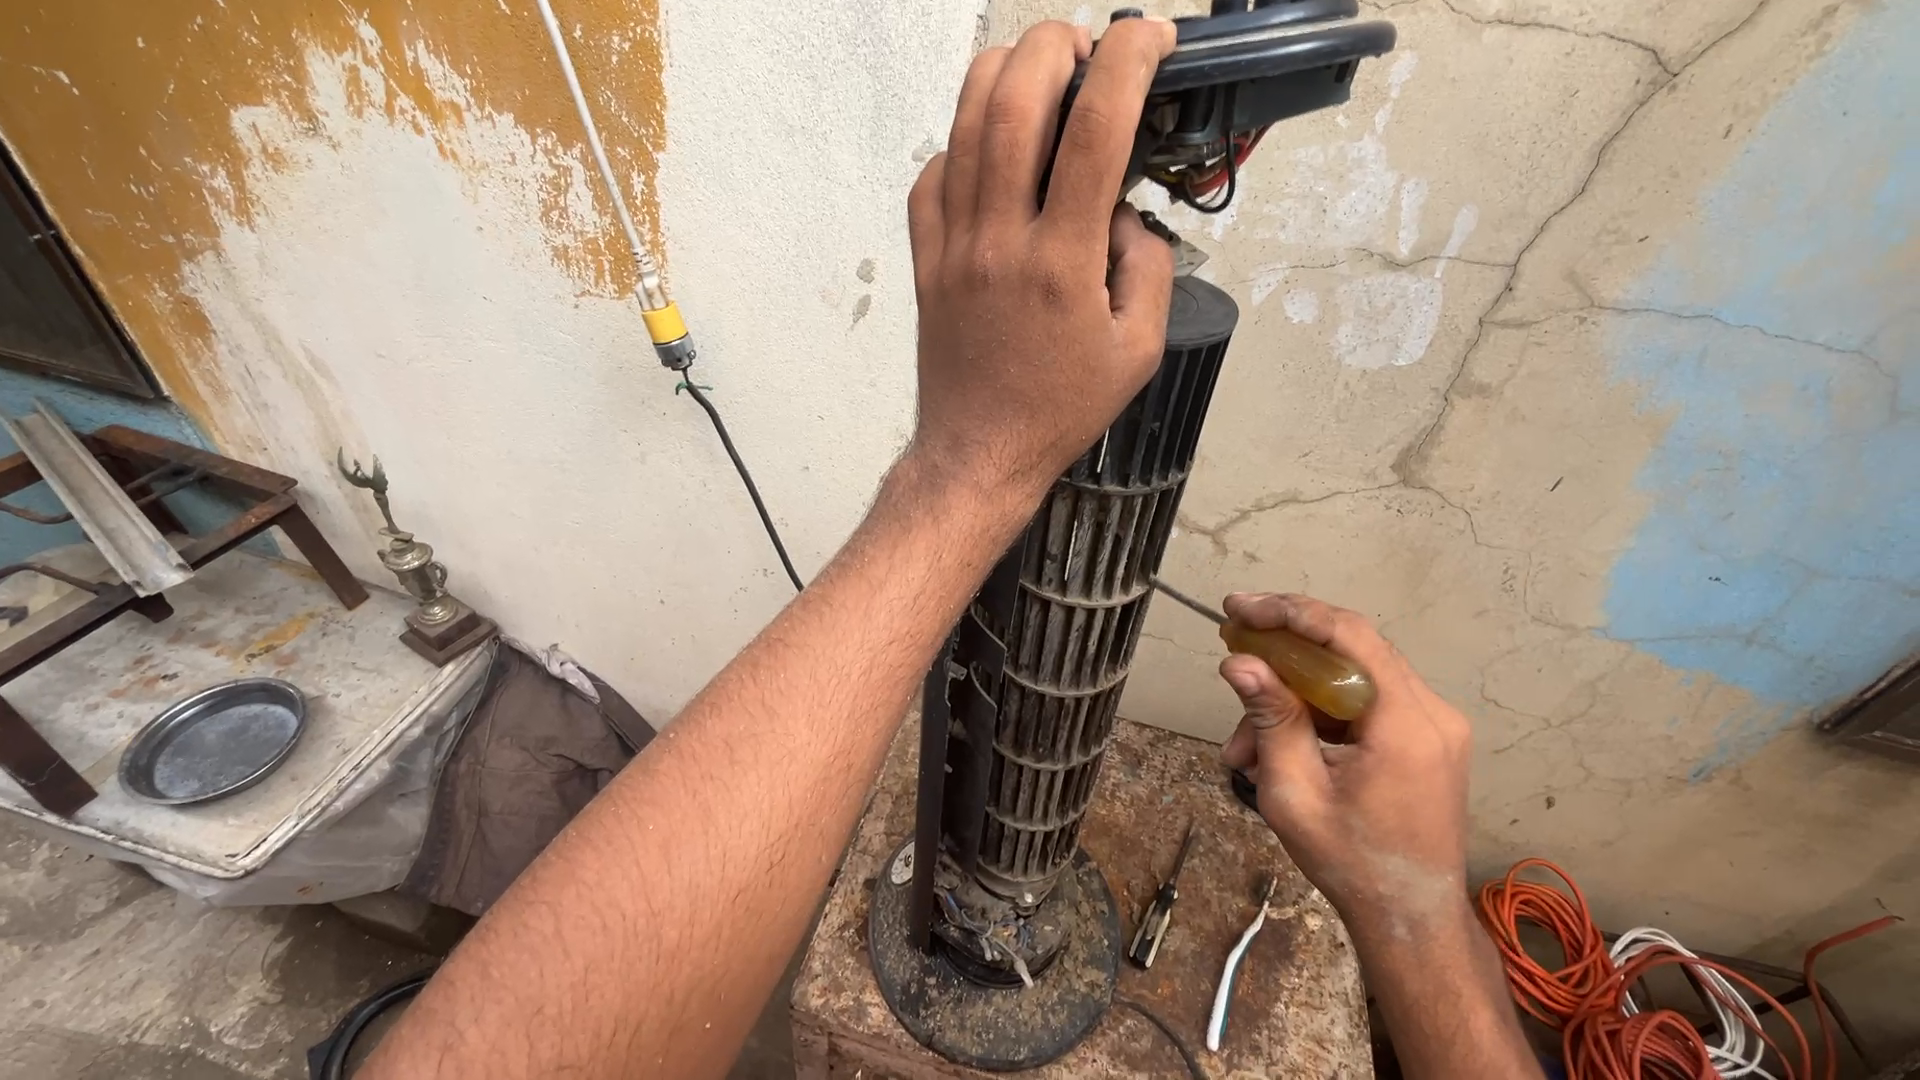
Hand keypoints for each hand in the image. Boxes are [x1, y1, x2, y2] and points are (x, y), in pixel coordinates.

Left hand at [905, 18, 1176, 499]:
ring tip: (1038, 71)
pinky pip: (930, 177)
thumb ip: (1150, 267)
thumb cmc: (1060, 408)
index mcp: (1063, 263)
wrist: (980, 450)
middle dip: (1054, 45)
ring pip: (964, 125)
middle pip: (1014, 101)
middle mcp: (1000, 241)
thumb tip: (1126, 213)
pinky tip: (988, 151)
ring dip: (1002, 73)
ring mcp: (953, 248)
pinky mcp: (925, 262)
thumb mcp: (1139, 350)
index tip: (1152, 39)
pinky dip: (960, 143)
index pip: (1097, 130)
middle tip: (1087, 46)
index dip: (1130, 61)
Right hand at [1218, 593, 1472, 932]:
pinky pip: (1361, 701)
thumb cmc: (1351, 863)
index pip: (1348, 635)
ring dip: (1291, 694)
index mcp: (1405, 723)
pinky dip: (1315, 714)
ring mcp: (1432, 724)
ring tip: (1241, 746)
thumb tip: (1237, 662)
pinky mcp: (1424, 737)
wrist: (1411, 920)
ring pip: (1349, 676)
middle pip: (1351, 645)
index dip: (1289, 612)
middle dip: (1285, 643)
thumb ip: (1270, 719)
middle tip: (1232, 642)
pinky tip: (1274, 749)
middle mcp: (1431, 711)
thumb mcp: (1294, 792)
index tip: (1238, 608)